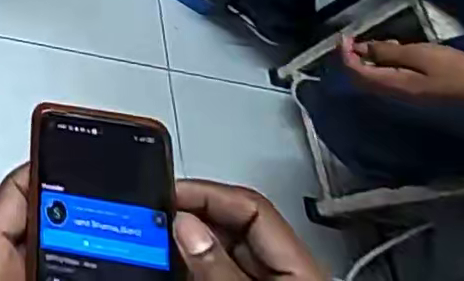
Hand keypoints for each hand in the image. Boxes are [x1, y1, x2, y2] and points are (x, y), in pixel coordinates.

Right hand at [172, 180, 326, 280]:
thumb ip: (222, 268)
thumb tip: (186, 226)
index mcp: (303, 266)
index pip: (251, 205)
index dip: (208, 192)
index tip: (172, 192)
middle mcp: (289, 271)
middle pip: (235, 226)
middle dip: (194, 216)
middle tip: (160, 217)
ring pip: (227, 249)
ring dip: (193, 242)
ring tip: (164, 242)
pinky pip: (226, 270)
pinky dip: (200, 265)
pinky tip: (180, 265)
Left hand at [339, 36, 463, 105]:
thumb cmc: (458, 70)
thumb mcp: (420, 54)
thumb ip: (388, 52)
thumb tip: (363, 49)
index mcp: (396, 87)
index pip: (358, 74)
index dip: (345, 55)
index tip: (345, 37)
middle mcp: (399, 96)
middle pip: (364, 79)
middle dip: (354, 58)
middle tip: (356, 39)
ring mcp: (411, 97)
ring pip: (378, 79)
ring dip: (371, 60)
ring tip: (380, 42)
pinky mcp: (421, 94)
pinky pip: (393, 79)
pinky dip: (387, 64)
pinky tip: (398, 51)